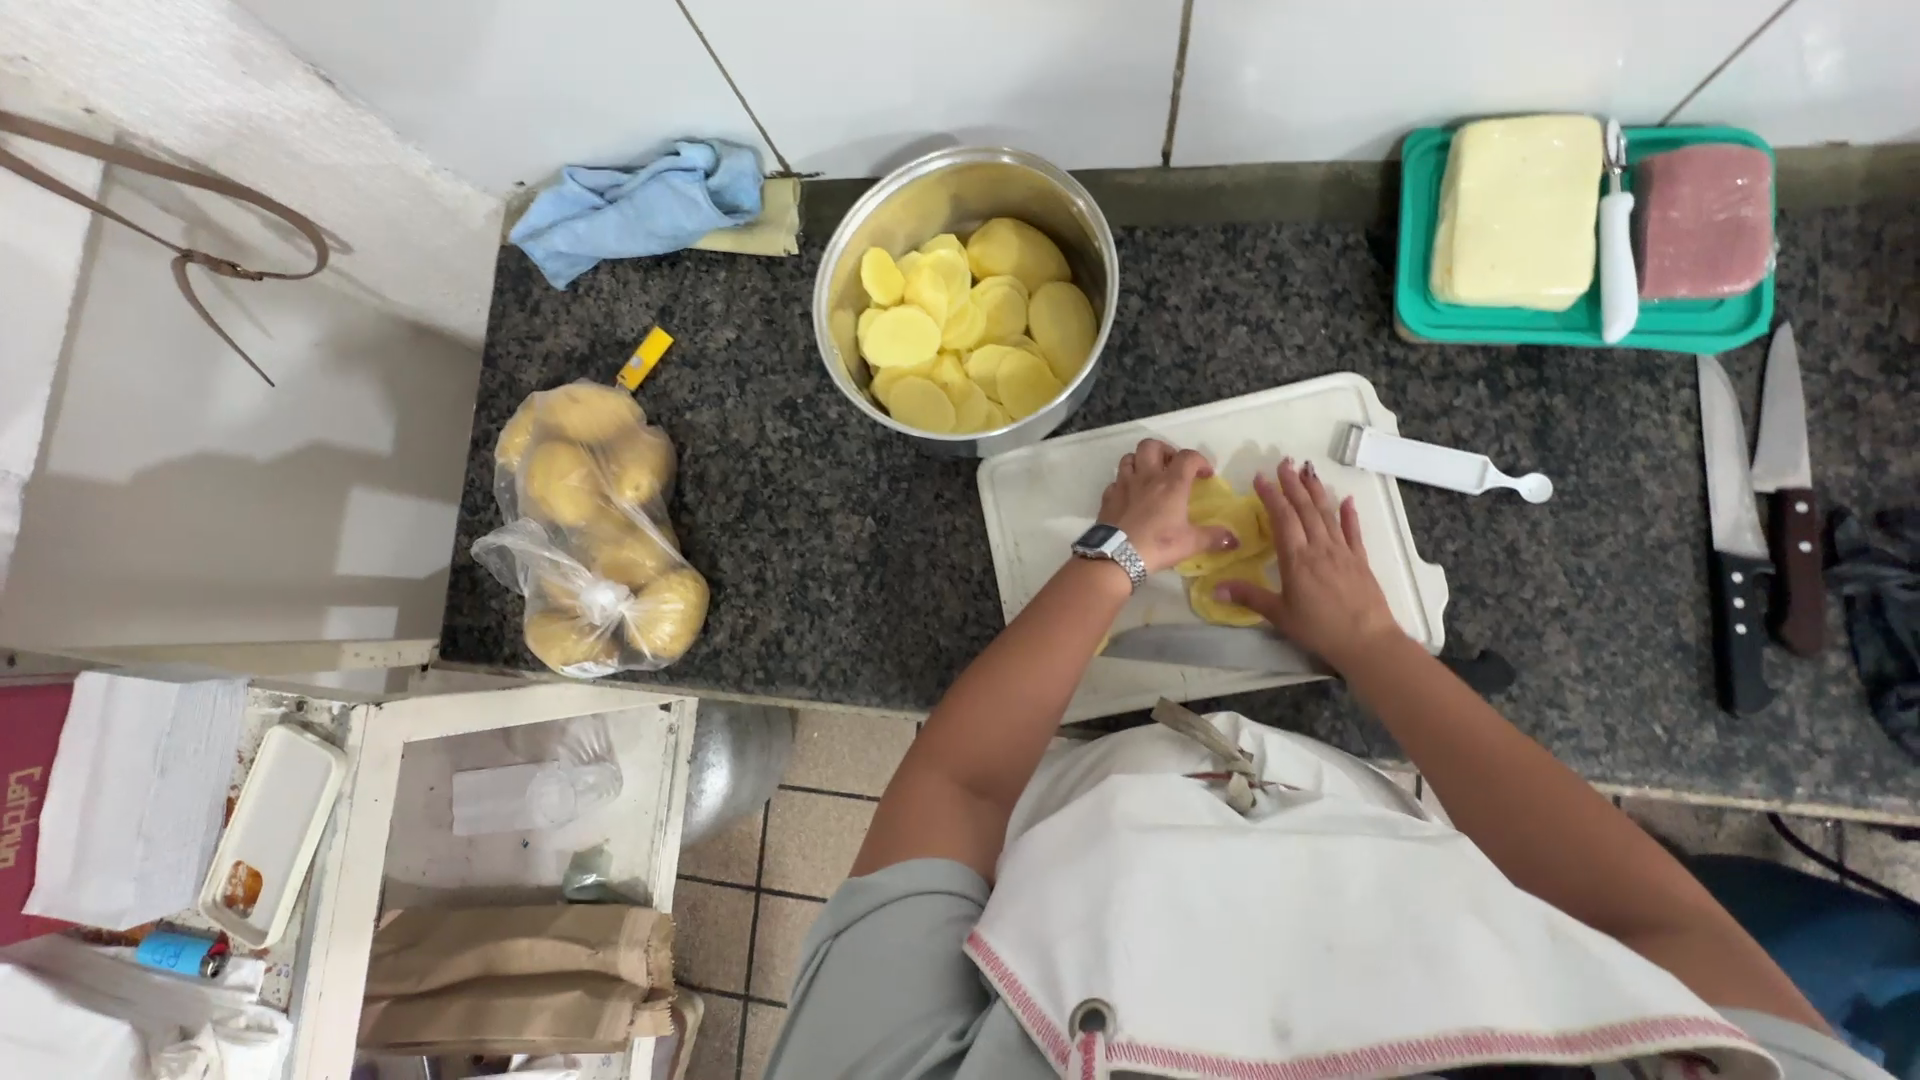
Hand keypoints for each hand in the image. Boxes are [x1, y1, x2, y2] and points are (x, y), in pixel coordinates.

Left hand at [1098, 439, 1237, 573]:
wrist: (1117, 556)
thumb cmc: (1158, 545)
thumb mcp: (1190, 543)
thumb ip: (1213, 537)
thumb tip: (1234, 539)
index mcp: (1171, 484)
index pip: (1187, 457)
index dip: (1199, 460)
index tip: (1205, 475)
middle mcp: (1146, 478)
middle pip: (1151, 445)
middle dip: (1164, 450)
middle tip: (1171, 466)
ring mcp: (1123, 485)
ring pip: (1129, 458)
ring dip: (1140, 462)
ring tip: (1149, 476)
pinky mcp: (1107, 498)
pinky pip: (1115, 481)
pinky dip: (1123, 483)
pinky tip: (1129, 496)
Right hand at [1217, 459, 1404, 669]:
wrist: (1368, 642)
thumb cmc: (1319, 629)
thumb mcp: (1279, 615)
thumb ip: (1249, 597)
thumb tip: (1214, 588)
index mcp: (1297, 559)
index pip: (1282, 519)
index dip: (1271, 496)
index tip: (1260, 478)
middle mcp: (1320, 548)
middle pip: (1305, 509)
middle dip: (1293, 484)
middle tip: (1283, 462)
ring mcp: (1343, 552)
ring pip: (1327, 514)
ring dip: (1316, 491)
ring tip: (1307, 471)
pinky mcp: (1360, 561)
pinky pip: (1353, 531)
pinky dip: (1348, 514)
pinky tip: (1346, 500)